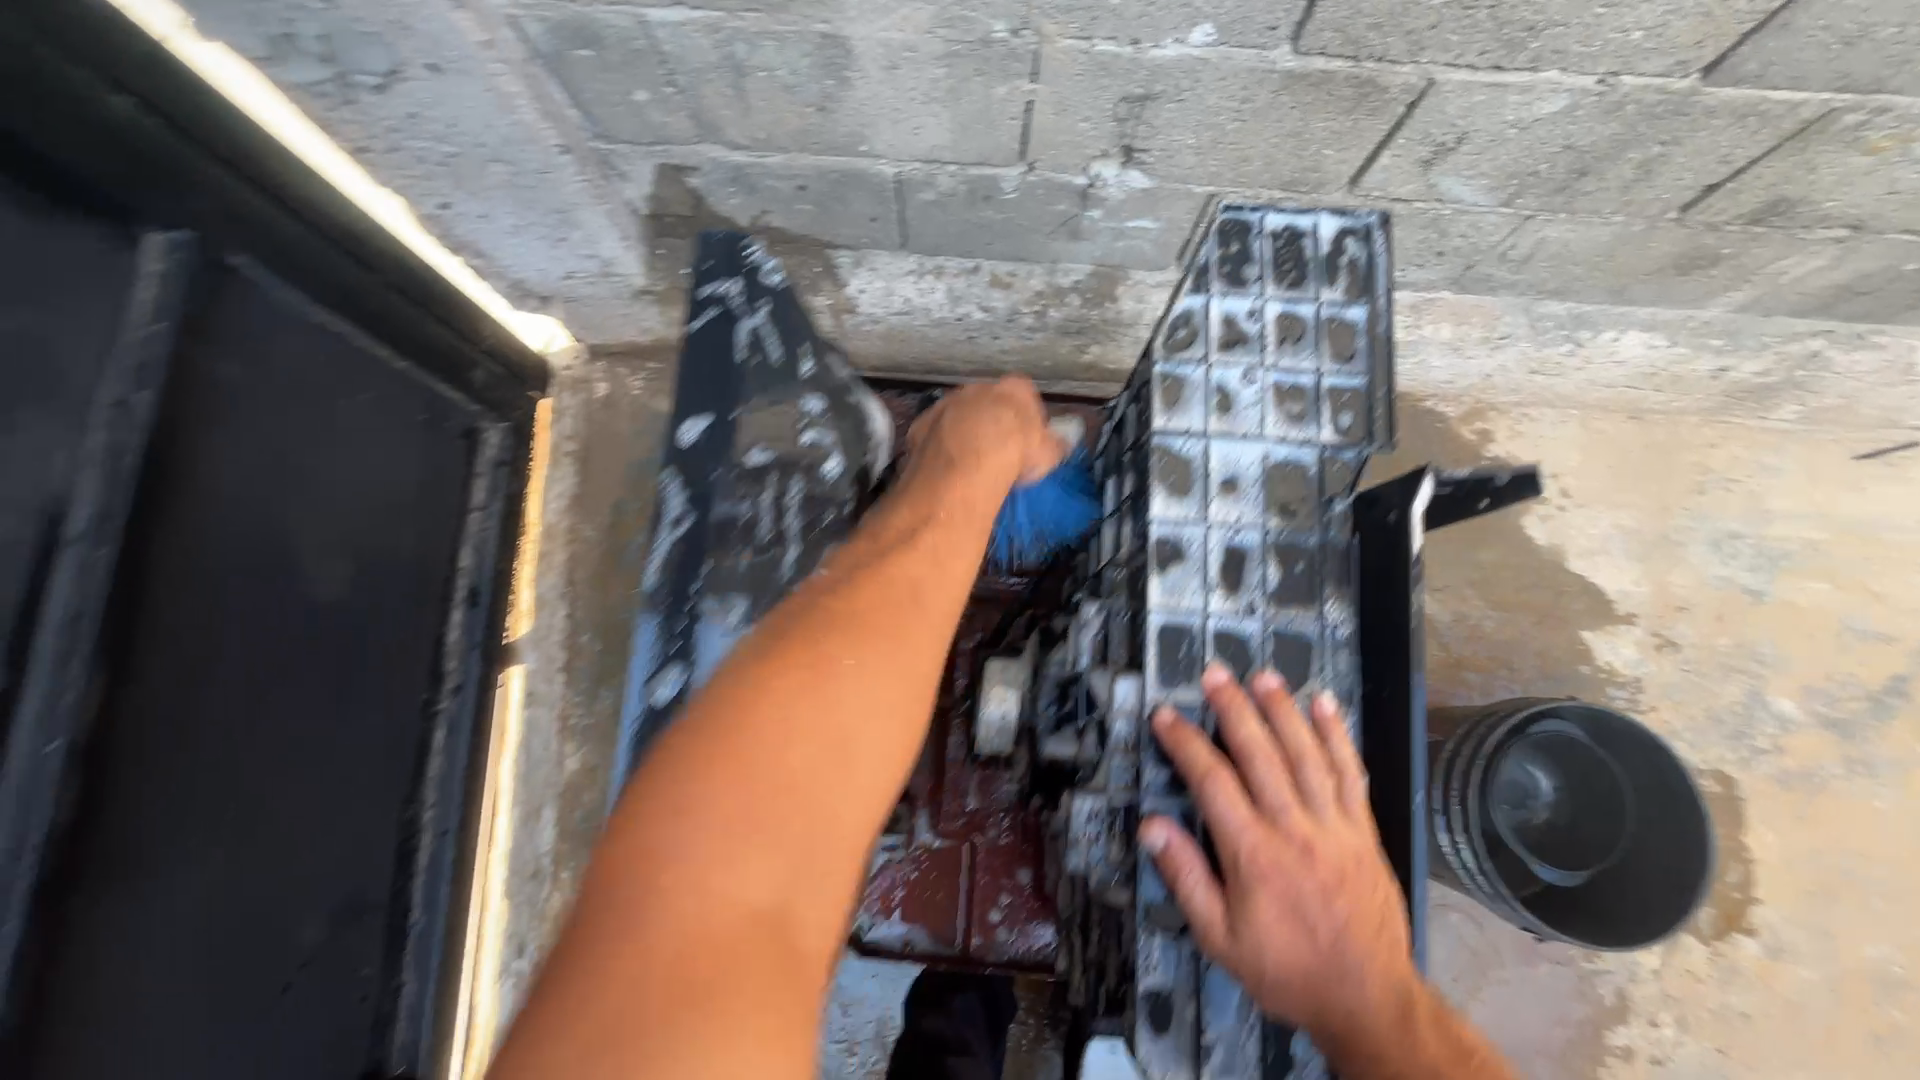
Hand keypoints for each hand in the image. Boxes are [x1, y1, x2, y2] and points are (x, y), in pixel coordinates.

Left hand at [904, 376, 1064, 487]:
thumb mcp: (1049, 453)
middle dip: (991, 422)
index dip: (1025, 418)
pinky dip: (939, 446)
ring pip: (957, 415)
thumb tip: (1062, 441)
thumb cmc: (1016, 453)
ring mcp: (946, 403)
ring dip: (962, 432)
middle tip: (996, 452)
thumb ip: (1056, 443)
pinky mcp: (922, 423)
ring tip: (969, 463)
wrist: (967, 462)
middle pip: (987, 402)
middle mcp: (979, 387)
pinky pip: (934, 434)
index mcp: (1014, 389)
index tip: (1025, 441)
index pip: (1024, 395)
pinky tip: (945, 468)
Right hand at [1140, 664, 1417, 1041]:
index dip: (1185, 743)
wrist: (1369, 999)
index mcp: (1253, 853)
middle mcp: (1294, 827)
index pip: (1212, 781)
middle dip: (1234, 709)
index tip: (1165, 717)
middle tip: (1214, 674)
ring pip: (1306, 754)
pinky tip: (1326, 706)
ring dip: (1284, 710)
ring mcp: (1334, 826)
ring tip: (1264, 676)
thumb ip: (1185, 878)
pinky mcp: (1363, 830)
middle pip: (1260, 754)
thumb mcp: (1220, 938)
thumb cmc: (1286, 970)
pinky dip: (1338, 736)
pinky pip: (1350, 774)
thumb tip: (1151, 826)